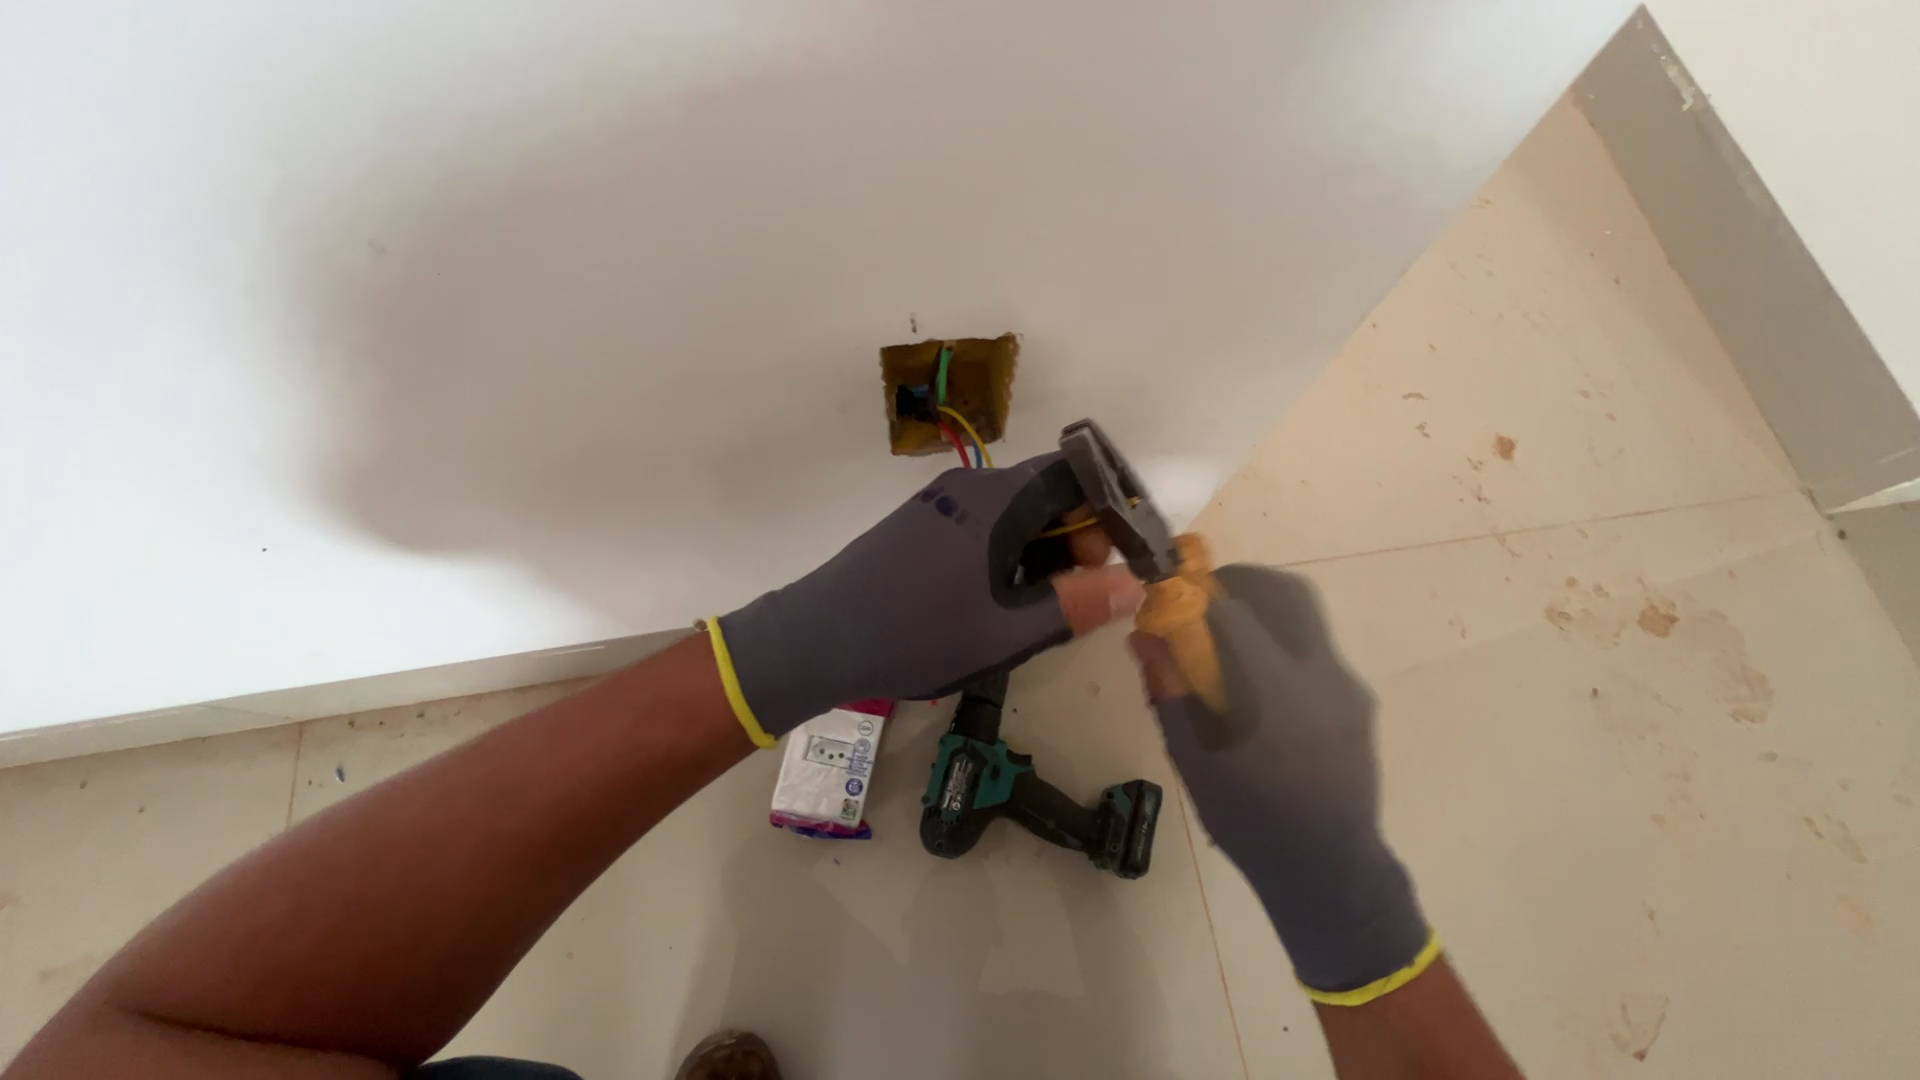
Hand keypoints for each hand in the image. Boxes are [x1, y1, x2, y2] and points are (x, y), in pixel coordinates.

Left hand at [715, 452, 1143, 740]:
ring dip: (1040, 551)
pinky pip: (981, 524)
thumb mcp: (1006, 631)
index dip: (1107, 512)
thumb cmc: (918, 633)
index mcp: (995, 500)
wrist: (818, 637)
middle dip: (1075, 538)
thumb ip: (1074, 605)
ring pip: (1013, 513)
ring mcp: (938, 504)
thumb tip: (1133, 586)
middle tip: (1080, 593)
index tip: (1116, 561)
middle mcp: (968, 487)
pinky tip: (994, 600)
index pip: (1073, 476)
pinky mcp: (918, 524)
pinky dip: (1005, 553)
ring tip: (1038, 607)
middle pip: (1044, 493)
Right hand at [1130, 564, 1430, 997]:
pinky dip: (1283, 640)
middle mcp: (1323, 676)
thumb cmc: (1252, 822)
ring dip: (1265, 609)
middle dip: (1244, 581)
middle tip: (1206, 595)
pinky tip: (1258, 680)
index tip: (1172, 594)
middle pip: (1288, 593)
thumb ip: (1169, 694)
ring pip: (1308, 617)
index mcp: (1279, 691)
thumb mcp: (1195, 762)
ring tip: (1227, 638)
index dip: (1198, 594)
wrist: (1332, 872)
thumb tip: (1143, 638)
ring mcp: (1348, 687)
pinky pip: (1318, 649)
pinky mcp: (1358, 703)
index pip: (1236, 613)